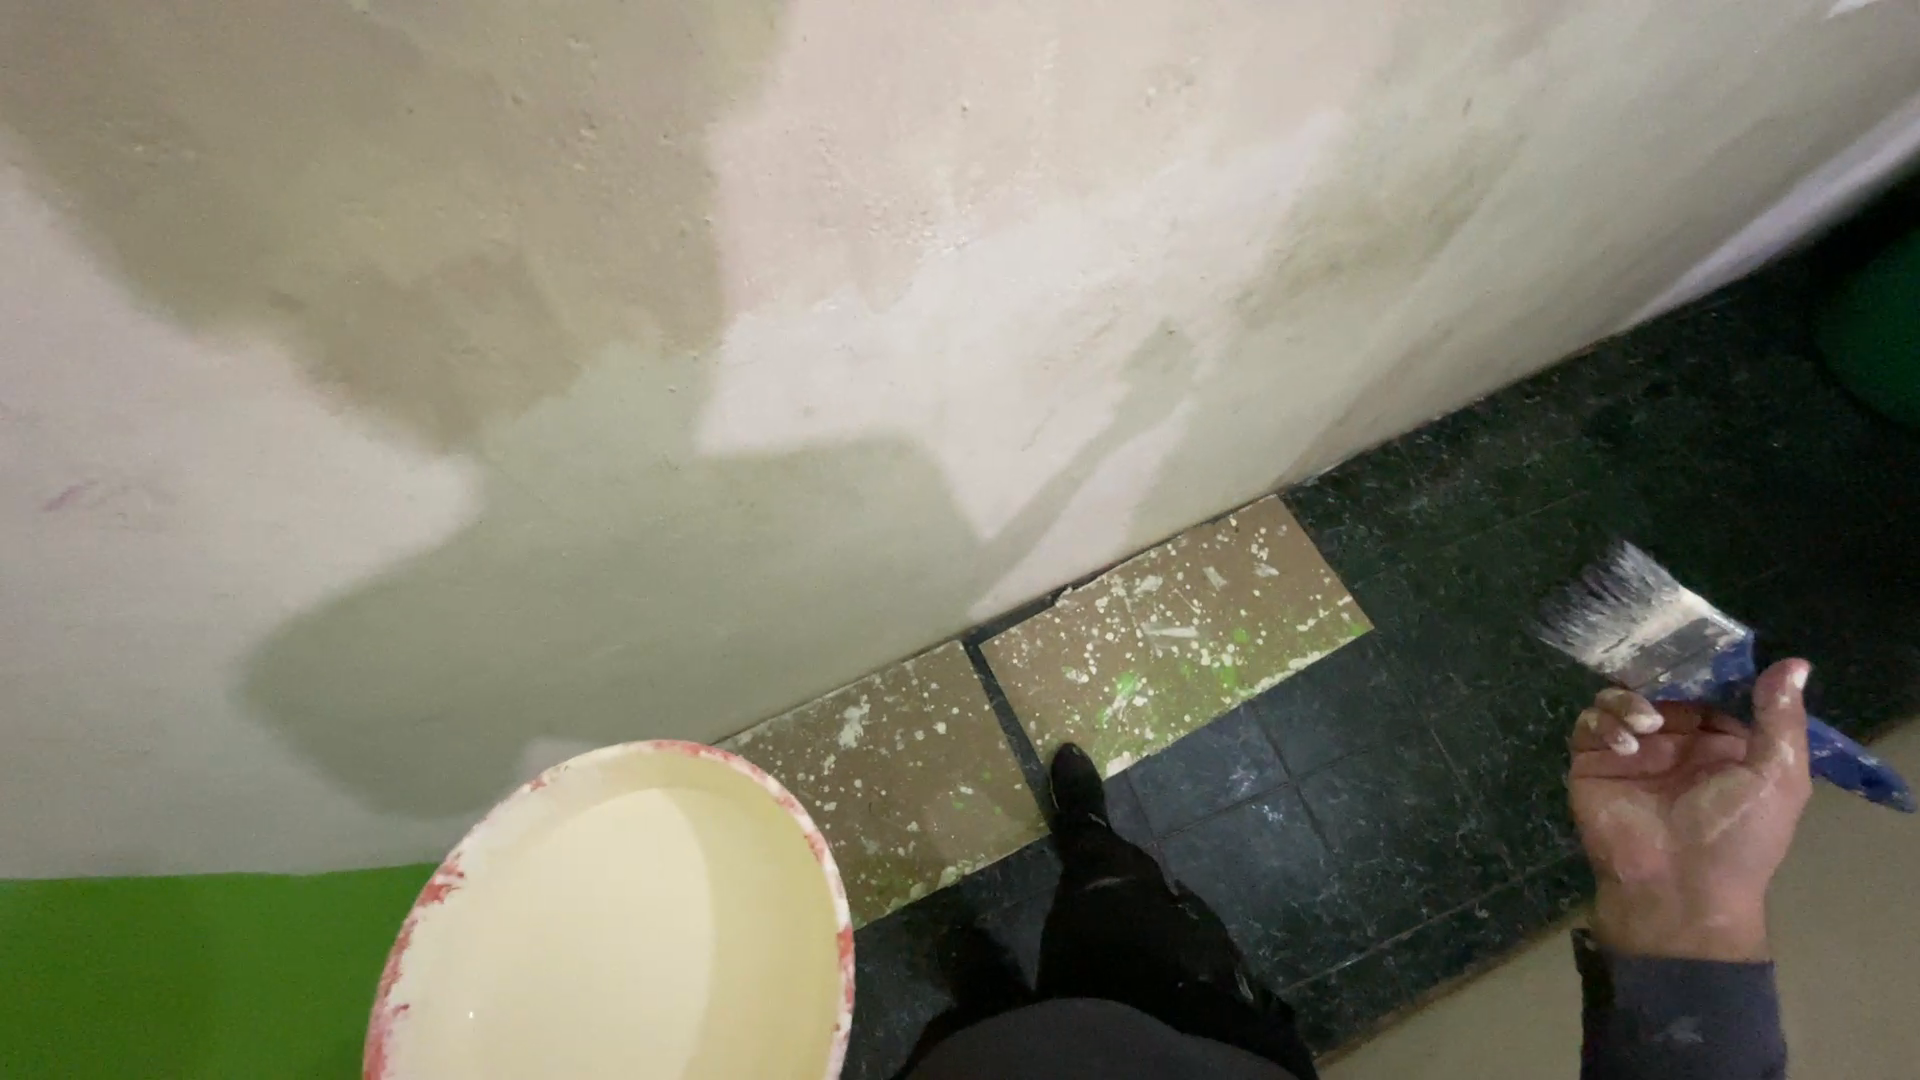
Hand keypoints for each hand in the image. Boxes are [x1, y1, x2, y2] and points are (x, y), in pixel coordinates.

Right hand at [1567, 659, 1813, 960]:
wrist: (1675, 882)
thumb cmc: (1737, 834)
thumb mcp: (1776, 777)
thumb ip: (1779, 720)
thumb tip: (1795, 664)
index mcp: (1722, 745)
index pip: (1706, 693)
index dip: (1699, 673)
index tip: (1691, 653)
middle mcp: (1674, 743)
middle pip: (1656, 690)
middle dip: (1654, 684)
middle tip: (1659, 694)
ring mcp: (1630, 750)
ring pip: (1616, 700)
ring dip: (1626, 703)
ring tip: (1641, 725)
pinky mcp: (1591, 759)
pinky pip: (1587, 723)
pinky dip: (1602, 724)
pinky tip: (1621, 743)